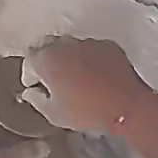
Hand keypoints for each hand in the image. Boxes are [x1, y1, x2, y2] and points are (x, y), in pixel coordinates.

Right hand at [21, 37, 157, 157]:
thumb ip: (36, 100)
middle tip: (54, 79)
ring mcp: (88, 42)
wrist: (128, 107)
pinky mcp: (108, 45)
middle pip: (48, 47)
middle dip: (48, 60)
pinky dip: (89, 58)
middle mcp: (65, 45)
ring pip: (71, 46)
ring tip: (76, 76)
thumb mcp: (54, 115)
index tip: (36, 85)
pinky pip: (91, 48)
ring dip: (69, 57)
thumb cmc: (87, 112)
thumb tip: (32, 92)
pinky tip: (95, 74)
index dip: (31, 73)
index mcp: (48, 60)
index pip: (30, 59)